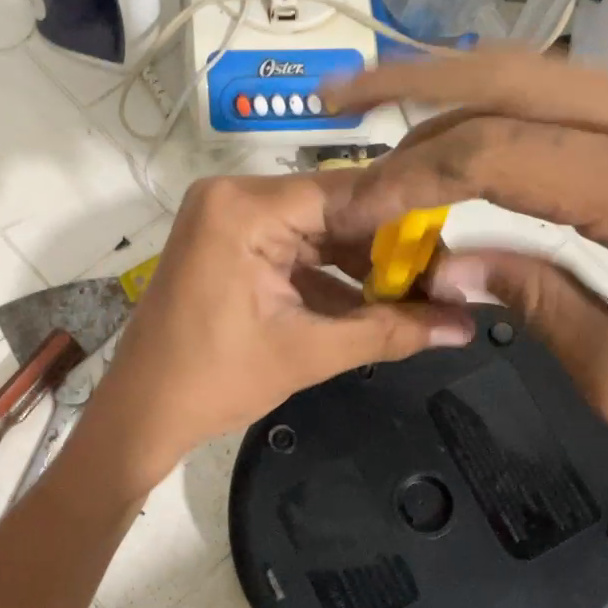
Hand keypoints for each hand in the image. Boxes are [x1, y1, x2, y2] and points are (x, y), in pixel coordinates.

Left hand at [84, 172, 473, 487]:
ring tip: (421, 294)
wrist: (141, 414)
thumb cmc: (214, 381)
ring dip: (364, 265)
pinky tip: (376, 301)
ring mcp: (229, 219)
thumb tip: (465, 326)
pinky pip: (295, 249)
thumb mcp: (309, 353)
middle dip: (388, 249)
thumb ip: (390, 331)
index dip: (408, 219)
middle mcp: (235, 196)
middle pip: (335, 209)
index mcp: (245, 208)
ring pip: (319, 231)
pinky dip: (331, 276)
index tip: (456, 248)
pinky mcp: (230, 244)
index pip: (350, 193)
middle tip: (444, 278)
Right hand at [324, 53, 607, 500]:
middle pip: (514, 80)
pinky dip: (508, 106)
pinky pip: (579, 98)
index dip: (411, 175)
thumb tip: (445, 259)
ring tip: (381, 108)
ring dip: (456, 89)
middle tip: (339, 99)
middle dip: (413, 85)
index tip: (355, 208)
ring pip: (545, 75)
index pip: (497, 153)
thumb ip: (532, 303)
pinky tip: (464, 125)